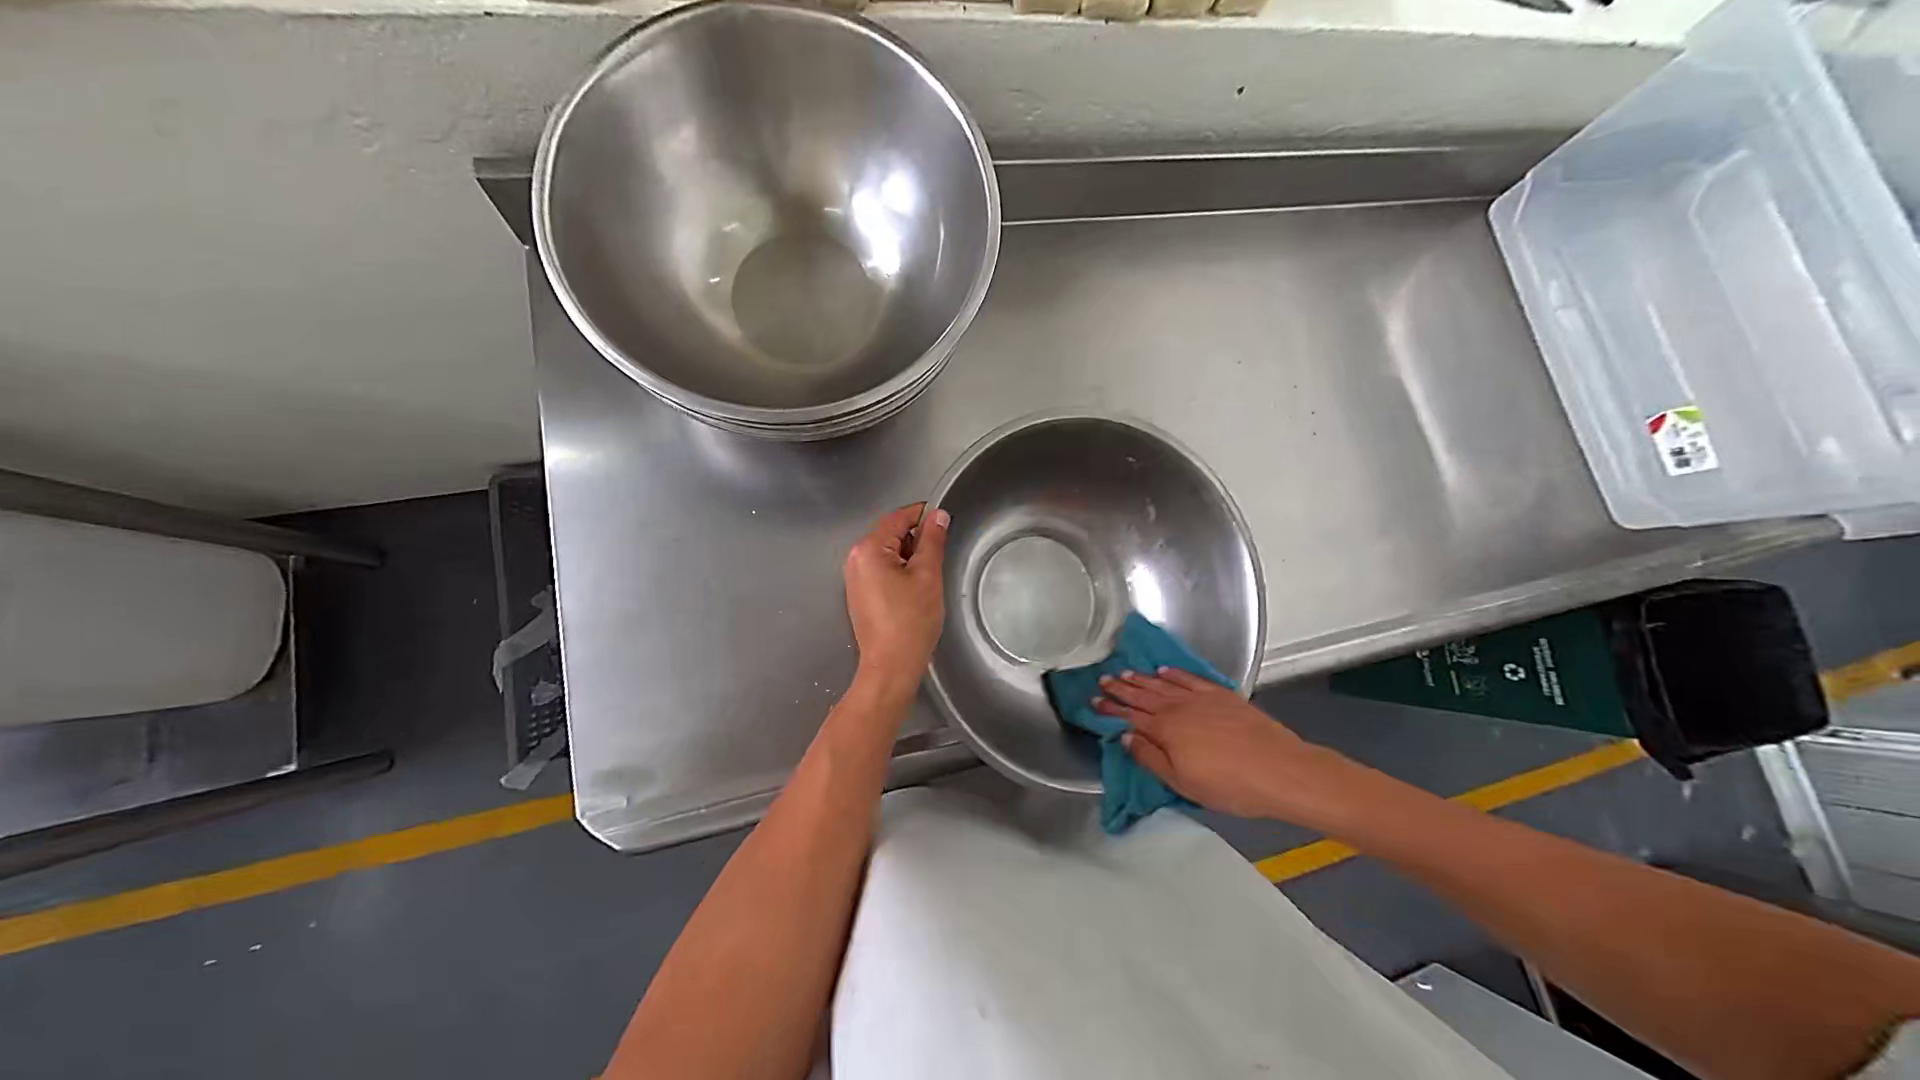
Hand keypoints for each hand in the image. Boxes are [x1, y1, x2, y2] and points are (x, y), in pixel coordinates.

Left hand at [844, 503, 948, 693]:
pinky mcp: (860, 594)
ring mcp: (854, 578)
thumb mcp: (927, 575)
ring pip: (888, 553)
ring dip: (910, 557)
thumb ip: (932, 540)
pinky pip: (881, 570)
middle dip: (917, 539)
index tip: (944, 519)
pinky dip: (899, 572)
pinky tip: (914, 590)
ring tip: (928, 577)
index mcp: (869, 549)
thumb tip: (938, 515)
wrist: (891, 665)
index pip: (898, 518)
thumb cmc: (911, 620)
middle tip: (939, 556)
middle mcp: (855, 559)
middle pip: (891, 534)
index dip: (923, 514)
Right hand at [1094, 668, 1363, 826]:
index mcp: (1166, 730)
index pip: (1130, 716)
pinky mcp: (1222, 695)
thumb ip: (1150, 758)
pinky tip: (1165, 670)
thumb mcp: (1182, 783)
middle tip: (1103, 679)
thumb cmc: (1230, 785)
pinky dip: (1174, 673)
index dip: (1111, 708)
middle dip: (1121, 688)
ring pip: (1163, 684)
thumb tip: (1126, 738)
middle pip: (1143, 695)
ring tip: (1125, 672)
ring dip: (1142, 678)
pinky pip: (1190, 678)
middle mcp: (1179, 708)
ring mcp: (1201, 699)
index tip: (1095, 701)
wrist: (1281, 770)